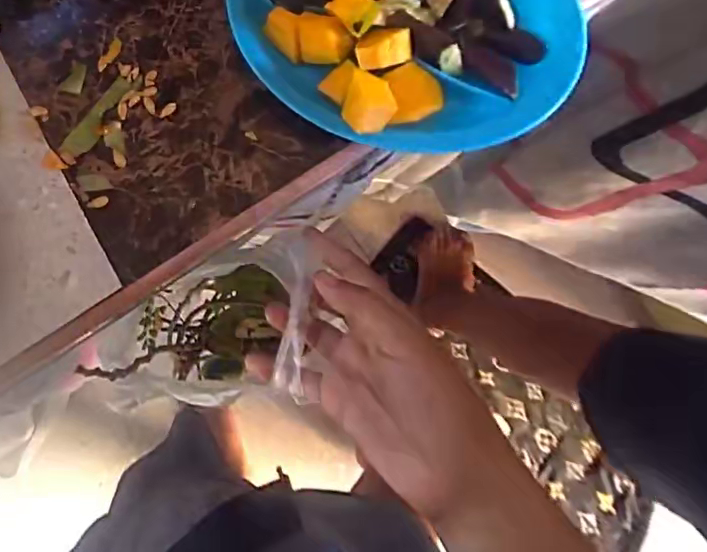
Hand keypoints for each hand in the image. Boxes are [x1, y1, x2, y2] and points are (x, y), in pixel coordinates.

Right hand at [253, 231, 510, 521]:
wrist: (451, 471)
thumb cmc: (435, 397)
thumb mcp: (404, 343)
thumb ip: (362, 307)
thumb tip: (322, 277)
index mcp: (389, 318)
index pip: (356, 276)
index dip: (333, 254)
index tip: (306, 235)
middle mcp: (367, 338)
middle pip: (331, 304)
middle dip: (307, 288)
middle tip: (278, 273)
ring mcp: (351, 369)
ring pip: (313, 337)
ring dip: (291, 323)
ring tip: (268, 311)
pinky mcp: (337, 401)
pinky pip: (302, 378)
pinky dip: (278, 368)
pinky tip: (255, 360)